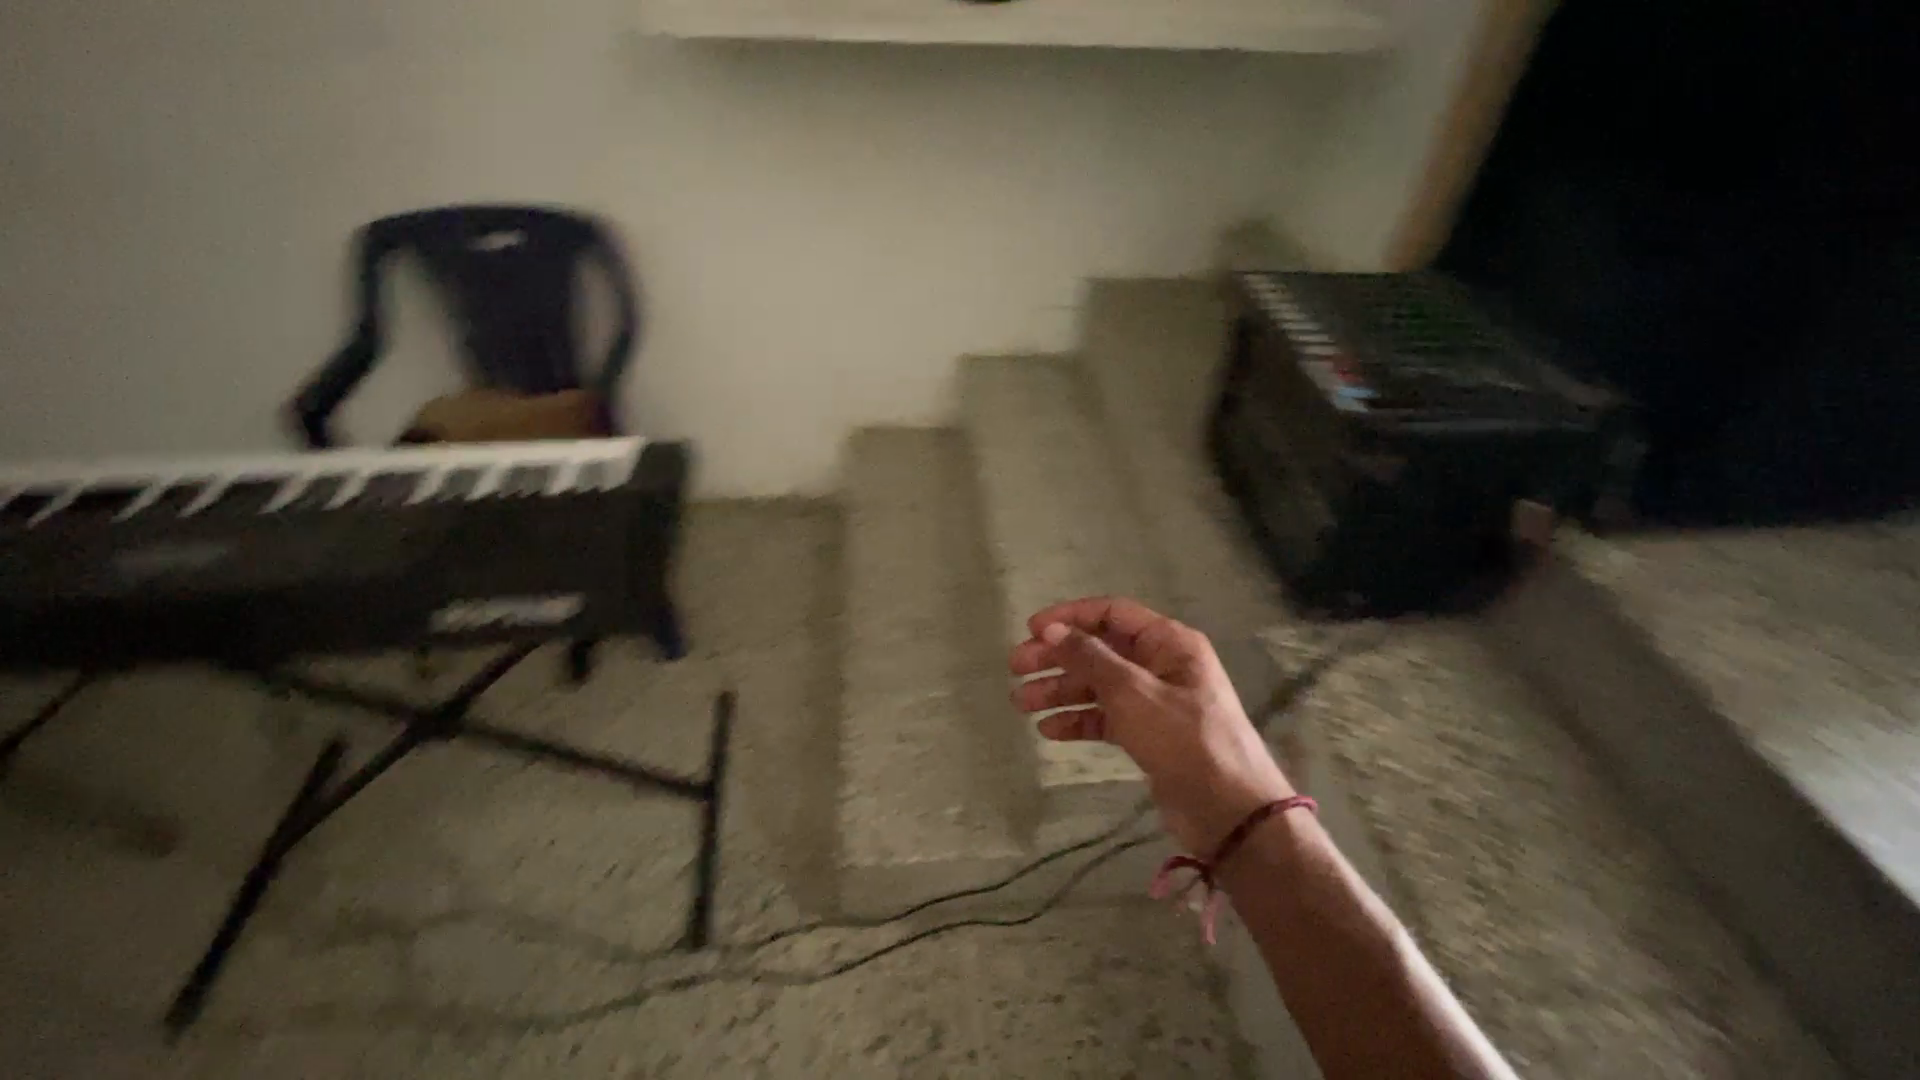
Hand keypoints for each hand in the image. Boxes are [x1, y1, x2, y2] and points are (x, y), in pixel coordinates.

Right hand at [1009, 597, 1294, 855]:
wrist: (1228, 811)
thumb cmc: (1182, 738)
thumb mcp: (1131, 692)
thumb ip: (1089, 657)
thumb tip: (1050, 629)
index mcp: (1168, 643)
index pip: (1111, 613)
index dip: (1069, 617)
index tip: (1031, 630)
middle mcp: (1161, 664)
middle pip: (1100, 649)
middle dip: (1057, 657)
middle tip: (1016, 668)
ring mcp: (1155, 700)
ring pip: (1098, 685)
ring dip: (1060, 690)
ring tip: (1021, 704)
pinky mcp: (1149, 734)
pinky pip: (1106, 717)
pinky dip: (1078, 720)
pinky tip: (1049, 730)